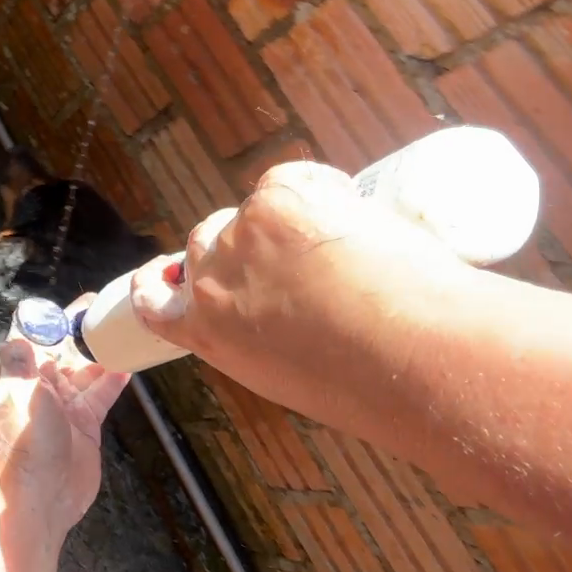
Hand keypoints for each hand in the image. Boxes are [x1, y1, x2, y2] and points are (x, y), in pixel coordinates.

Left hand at [0, 311, 129, 539]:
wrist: (39, 497)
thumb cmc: (24, 440)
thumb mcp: (18, 391)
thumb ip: (22, 358)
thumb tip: (19, 327)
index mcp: (17, 373)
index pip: (31, 335)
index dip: (50, 317)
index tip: (72, 303)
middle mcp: (38, 385)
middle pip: (60, 349)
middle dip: (78, 329)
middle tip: (103, 308)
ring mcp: (62, 404)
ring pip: (83, 370)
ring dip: (99, 352)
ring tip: (121, 330)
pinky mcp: (84, 423)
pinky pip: (100, 394)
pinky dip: (113, 380)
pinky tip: (128, 364)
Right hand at [127, 160, 472, 424]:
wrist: (418, 361)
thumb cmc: (375, 390)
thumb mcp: (289, 376)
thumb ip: (260, 336)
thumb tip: (281, 307)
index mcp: (208, 332)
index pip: (153, 297)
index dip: (158, 280)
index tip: (167, 272)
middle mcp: (208, 281)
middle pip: (207, 240)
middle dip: (246, 244)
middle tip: (304, 260)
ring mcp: (239, 235)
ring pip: (257, 211)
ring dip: (294, 221)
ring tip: (355, 255)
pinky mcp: (277, 200)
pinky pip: (295, 181)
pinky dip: (327, 192)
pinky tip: (359, 223)